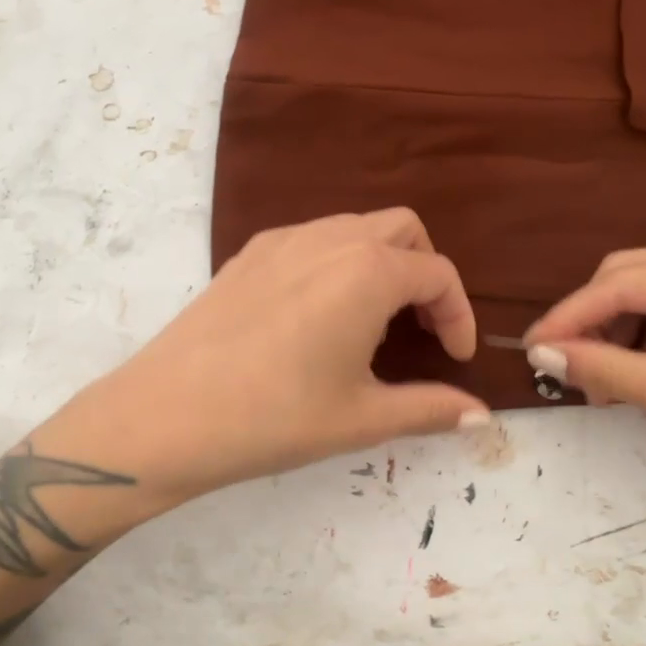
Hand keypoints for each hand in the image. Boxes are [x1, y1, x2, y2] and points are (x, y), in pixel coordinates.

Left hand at [57, 209, 489, 504]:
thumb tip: (482, 416)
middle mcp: (329, 239)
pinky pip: (313, 239)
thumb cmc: (274, 418)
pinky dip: (339, 262)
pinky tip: (320, 315)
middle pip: (402, 230)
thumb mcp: (361, 418)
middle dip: (425, 273)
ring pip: (355, 227)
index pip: (438, 274)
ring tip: (374, 323)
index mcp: (367, 271)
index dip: (458, 316)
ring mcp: (282, 240)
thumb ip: (431, 409)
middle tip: (421, 328)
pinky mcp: (247, 254)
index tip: (456, 359)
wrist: (163, 416)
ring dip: (382, 263)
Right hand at [522, 238, 645, 491]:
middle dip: (594, 326)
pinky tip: (640, 375)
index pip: (621, 282)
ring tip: (607, 388)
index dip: (568, 316)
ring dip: (617, 336)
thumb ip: (608, 369)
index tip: (528, 351)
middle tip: (571, 377)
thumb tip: (540, 353)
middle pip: (629, 278)